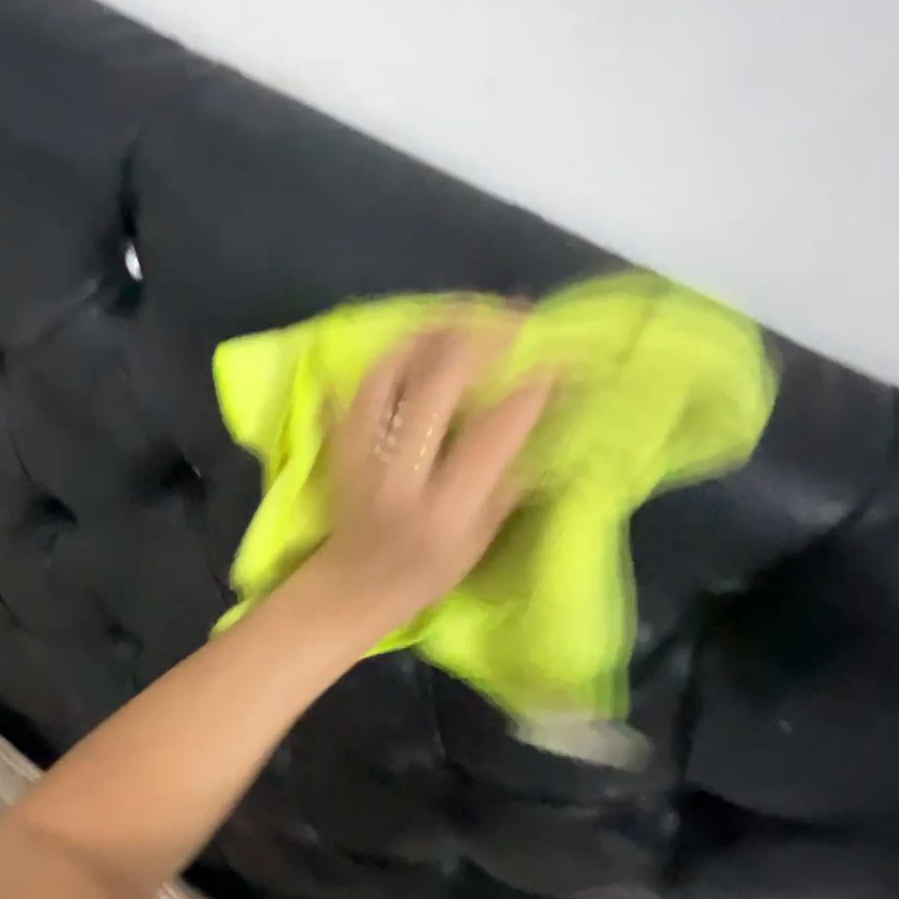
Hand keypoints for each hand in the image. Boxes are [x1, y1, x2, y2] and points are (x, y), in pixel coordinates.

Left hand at [311, 313, 554, 634]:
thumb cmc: (424, 573)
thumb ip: (504, 487)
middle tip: (511, 317)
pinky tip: (409, 341)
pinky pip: (358, 391)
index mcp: (442, 507)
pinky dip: (384, 362)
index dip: (528, 391)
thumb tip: (533, 425)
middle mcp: (398, 474)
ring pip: (389, 378)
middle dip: (479, 343)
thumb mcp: (477, 543)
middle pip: (435, 389)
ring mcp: (362, 455)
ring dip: (427, 338)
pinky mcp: (339, 446)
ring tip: (461, 314)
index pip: (490, 433)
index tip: (558, 360)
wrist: (351, 584)